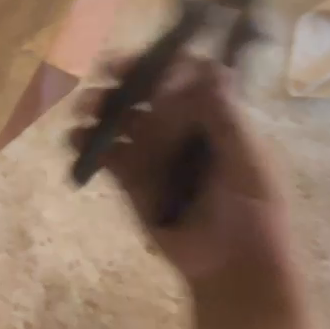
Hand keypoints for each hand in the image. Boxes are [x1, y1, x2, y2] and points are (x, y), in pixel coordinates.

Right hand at [69, 55, 290, 289]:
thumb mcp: (248, 162)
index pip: (187, 76)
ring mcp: (154, 154)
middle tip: (102, 78)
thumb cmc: (253, 213)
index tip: (143, 60)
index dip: (163, 63)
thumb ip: (226, 118)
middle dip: (123, 83)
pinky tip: (76, 142)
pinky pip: (105, 155)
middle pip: (147, 93)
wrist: (232, 268)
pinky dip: (87, 146)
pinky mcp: (131, 181)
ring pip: (121, 121)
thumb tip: (210, 68)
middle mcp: (180, 129)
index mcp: (214, 117)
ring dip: (100, 110)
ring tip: (83, 112)